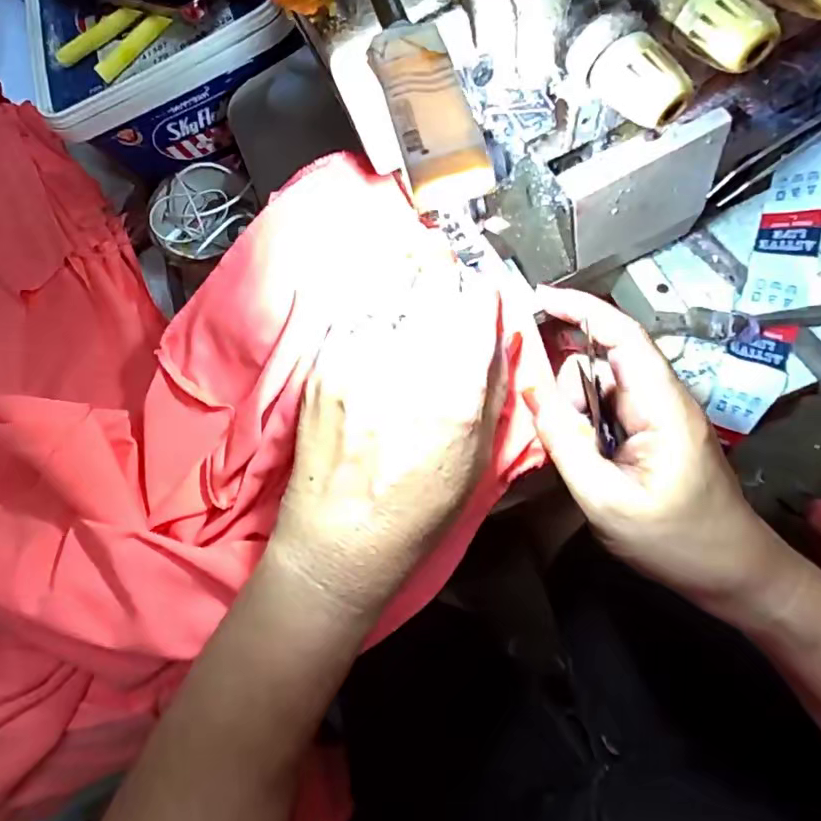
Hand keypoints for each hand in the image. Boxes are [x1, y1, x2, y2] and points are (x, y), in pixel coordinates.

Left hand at [267, 266, 509, 621]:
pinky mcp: (322, 364)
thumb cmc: (413, 511)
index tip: (481, 295)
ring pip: (391, 286)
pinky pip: (355, 309)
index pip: (474, 298)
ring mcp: (355, 361)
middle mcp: (404, 368)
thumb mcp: (478, 456)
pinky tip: (383, 321)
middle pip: (432, 281)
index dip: (482, 290)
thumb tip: (498, 333)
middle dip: (447, 281)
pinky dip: (374, 305)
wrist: (338, 538)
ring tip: (416, 303)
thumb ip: (494, 385)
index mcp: (453, 394)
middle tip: (449, 296)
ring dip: (410, 286)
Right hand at [523, 286, 807, 625]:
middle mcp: (661, 397)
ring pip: (597, 386)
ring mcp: (657, 413)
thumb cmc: (678, 542)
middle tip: (560, 435)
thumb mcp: (607, 500)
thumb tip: (530, 390)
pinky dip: (585, 424)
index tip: (536, 297)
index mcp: (662, 404)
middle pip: (600, 360)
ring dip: (574, 412)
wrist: (733, 573)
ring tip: (583, 462)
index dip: (579, 308)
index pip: (621, 334)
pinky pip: (606, 408)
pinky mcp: (651, 429)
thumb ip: (565, 442)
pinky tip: (588, 459)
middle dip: (566, 386)